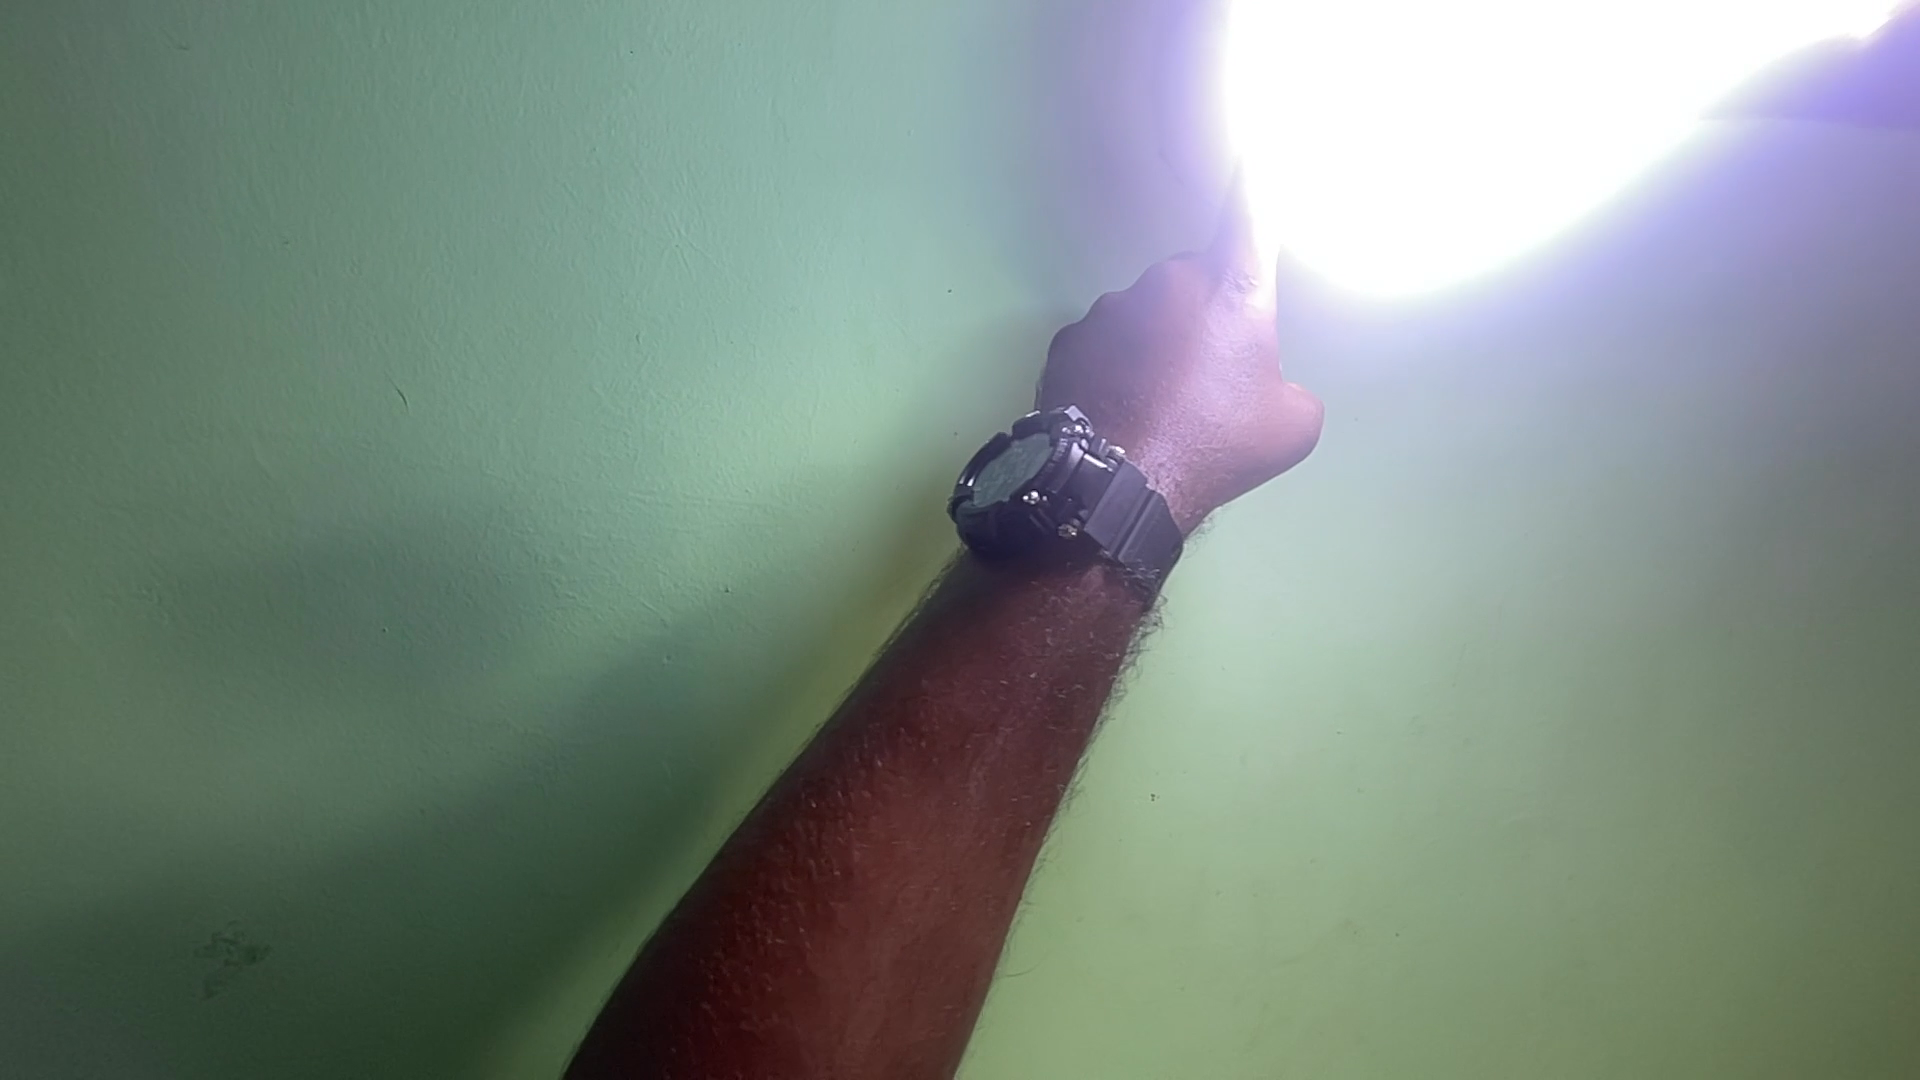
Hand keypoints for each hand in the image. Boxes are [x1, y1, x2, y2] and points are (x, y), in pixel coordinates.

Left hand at [1037, 188, 1323, 532]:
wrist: (1117, 484)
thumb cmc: (1212, 448)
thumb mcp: (1289, 425)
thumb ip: (1288, 387)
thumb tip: (1266, 387)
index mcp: (1231, 289)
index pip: (1252, 212)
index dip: (1256, 177)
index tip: (1254, 134)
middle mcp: (1165, 284)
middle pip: (1189, 285)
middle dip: (1197, 319)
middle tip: (1199, 380)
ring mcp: (1108, 311)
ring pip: (1140, 318)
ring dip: (1149, 348)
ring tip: (1151, 407)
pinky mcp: (1066, 342)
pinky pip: (1099, 346)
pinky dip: (1109, 369)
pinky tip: (1115, 411)